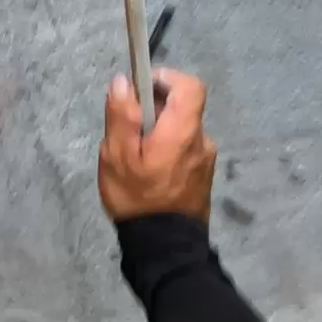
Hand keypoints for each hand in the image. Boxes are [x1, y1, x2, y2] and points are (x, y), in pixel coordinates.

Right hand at [98, 68, 214, 222]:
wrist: (165, 244)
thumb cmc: (137, 196)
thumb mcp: (117, 154)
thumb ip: (121, 115)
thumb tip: (123, 81)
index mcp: (183, 132)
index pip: (190, 86)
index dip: (164, 77)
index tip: (138, 86)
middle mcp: (201, 140)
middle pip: (180, 106)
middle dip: (150, 107)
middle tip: (123, 129)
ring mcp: (204, 158)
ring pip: (177, 127)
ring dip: (154, 129)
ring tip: (130, 154)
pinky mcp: (201, 172)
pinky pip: (181, 145)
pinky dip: (162, 145)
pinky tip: (144, 168)